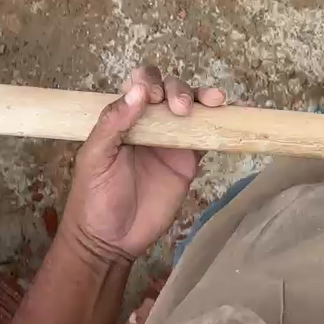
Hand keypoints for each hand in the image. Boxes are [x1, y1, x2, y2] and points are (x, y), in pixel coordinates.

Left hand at [61, 66, 225, 263]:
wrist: (111, 241)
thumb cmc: (94, 197)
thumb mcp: (95, 158)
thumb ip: (113, 123)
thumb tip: (138, 91)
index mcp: (124, 116)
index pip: (141, 83)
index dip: (150, 81)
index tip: (153, 97)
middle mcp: (151, 121)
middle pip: (171, 88)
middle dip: (179, 90)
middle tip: (180, 108)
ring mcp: (173, 138)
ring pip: (192, 104)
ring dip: (202, 96)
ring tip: (214, 101)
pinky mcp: (190, 157)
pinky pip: (207, 132)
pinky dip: (219, 119)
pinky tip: (229, 111)